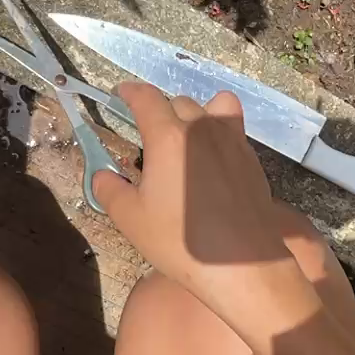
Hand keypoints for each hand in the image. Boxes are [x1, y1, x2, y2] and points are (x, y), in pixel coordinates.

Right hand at [96, 84, 325, 345]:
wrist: (242, 262)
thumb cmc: (181, 242)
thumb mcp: (132, 219)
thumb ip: (111, 190)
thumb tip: (103, 175)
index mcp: (168, 137)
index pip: (146, 99)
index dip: (130, 92)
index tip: (121, 94)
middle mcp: (202, 129)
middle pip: (179, 102)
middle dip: (161, 110)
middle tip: (150, 133)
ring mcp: (232, 141)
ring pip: (211, 109)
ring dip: (193, 115)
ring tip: (184, 138)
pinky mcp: (251, 159)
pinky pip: (233, 128)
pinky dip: (218, 130)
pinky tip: (211, 157)